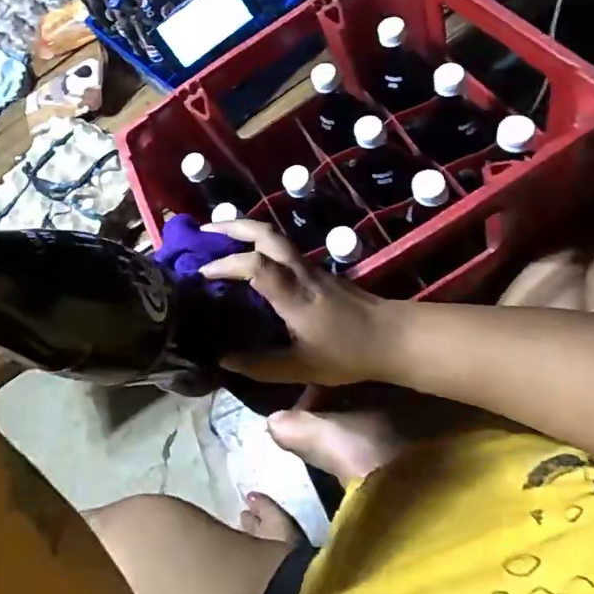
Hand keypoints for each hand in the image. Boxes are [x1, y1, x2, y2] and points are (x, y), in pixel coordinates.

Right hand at [198, 219, 387, 385]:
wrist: (392, 337)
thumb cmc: (347, 353)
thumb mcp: (301, 367)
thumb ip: (259, 364)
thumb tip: (222, 359)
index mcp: (293, 293)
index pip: (255, 265)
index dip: (225, 265)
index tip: (201, 274)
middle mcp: (298, 271)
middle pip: (265, 233)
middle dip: (231, 226)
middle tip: (203, 233)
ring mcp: (309, 266)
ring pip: (273, 235)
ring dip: (244, 230)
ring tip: (218, 237)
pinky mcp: (315, 269)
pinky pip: (280, 247)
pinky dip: (257, 243)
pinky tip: (247, 256)